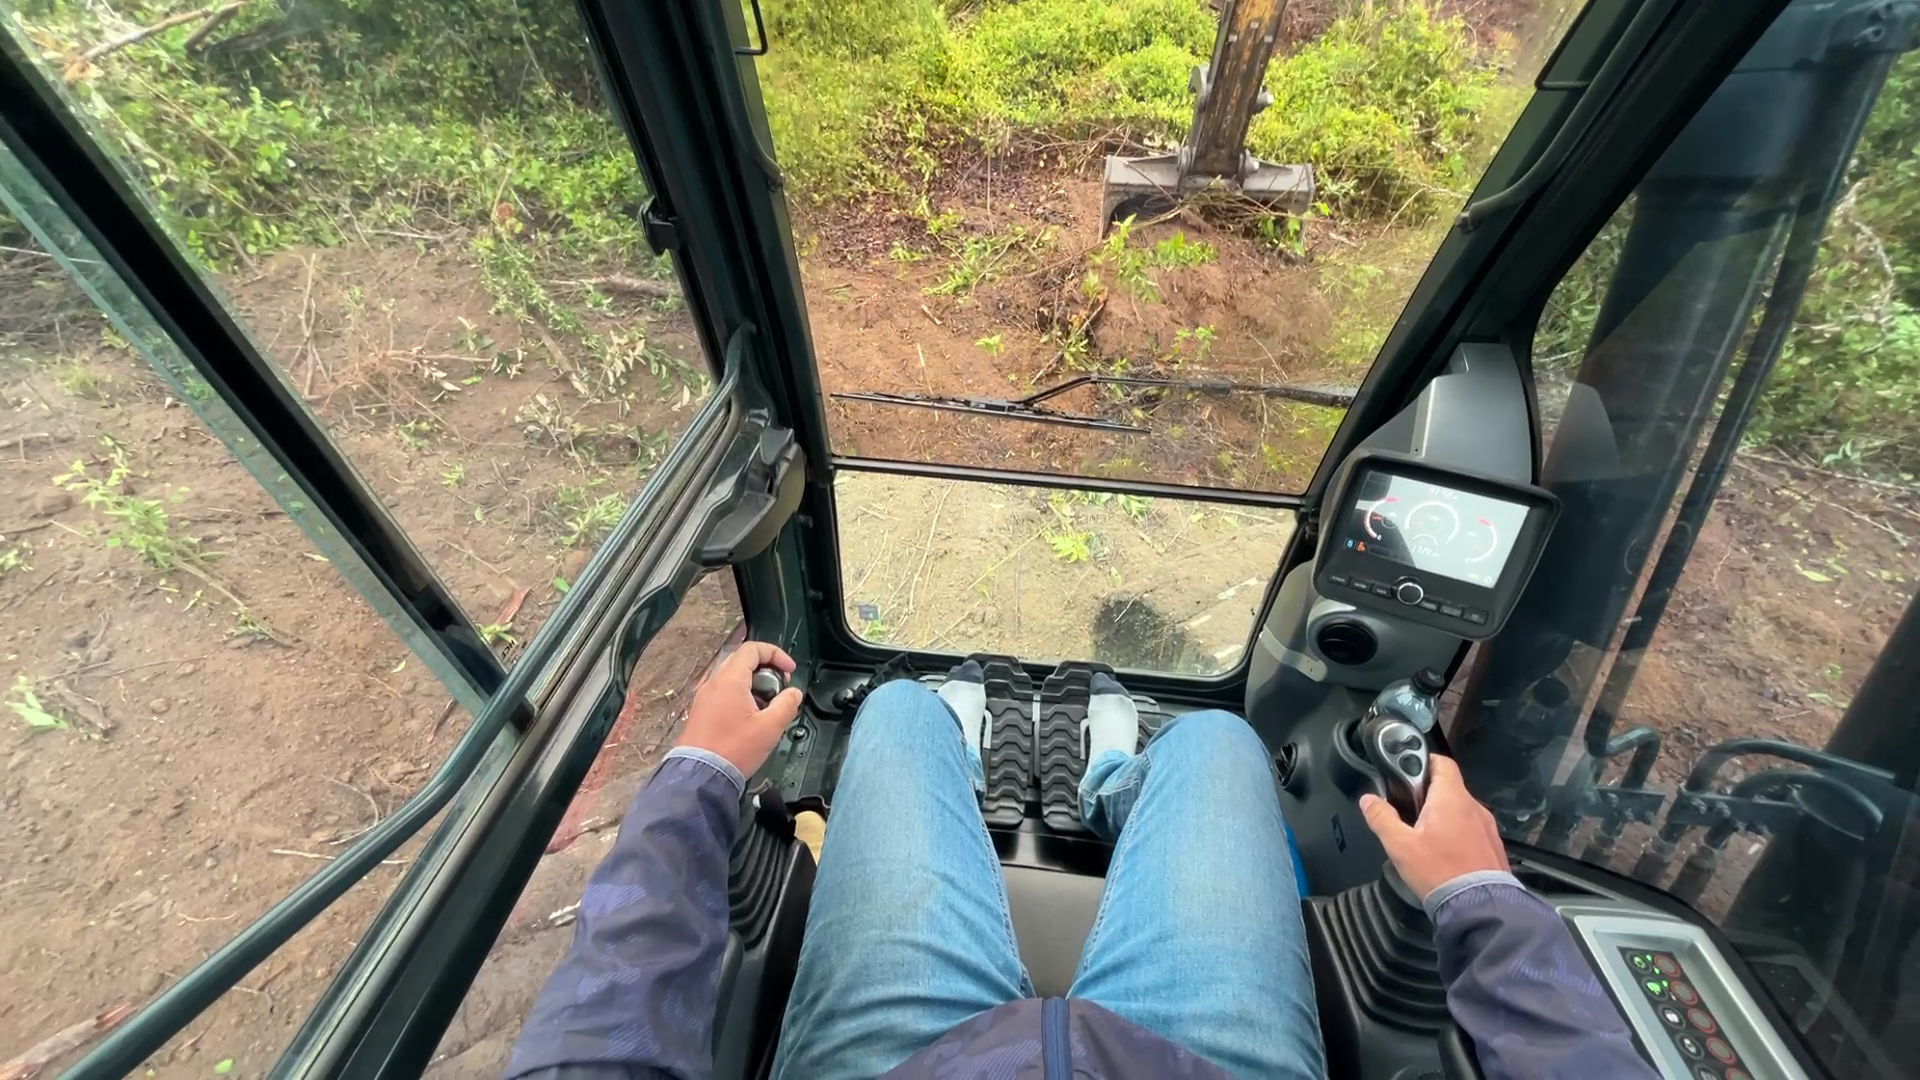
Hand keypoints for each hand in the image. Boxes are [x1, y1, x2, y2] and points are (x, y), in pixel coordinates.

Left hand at [676, 641, 803, 776]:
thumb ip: (786, 705)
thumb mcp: (770, 728)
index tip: (789, 670)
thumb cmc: (733, 750)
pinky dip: (741, 696)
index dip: (776, 654)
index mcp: (730, 681)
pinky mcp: (701, 712)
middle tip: (780, 686)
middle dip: (766, 669)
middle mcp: (713, 684)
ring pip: (733, 678)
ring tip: (767, 706)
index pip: (752, 649)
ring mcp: (704, 698)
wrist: (699, 777)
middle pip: (742, 661)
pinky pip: (723, 693)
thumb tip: (794, 694)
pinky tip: (750, 718)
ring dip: (754, 684)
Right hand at [1358, 754, 1508, 899]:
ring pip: (1459, 809)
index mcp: (1452, 799)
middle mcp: (1474, 808)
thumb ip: (1381, 818)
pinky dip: (1456, 832)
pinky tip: (1442, 852)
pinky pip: (1471, 829)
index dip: (1422, 761)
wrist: (1484, 911)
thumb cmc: (1439, 871)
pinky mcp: (1494, 848)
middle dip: (1426, 792)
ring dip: (1441, 814)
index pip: (1442, 763)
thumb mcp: (1400, 845)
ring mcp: (1488, 829)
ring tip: (1422, 834)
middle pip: (1448, 787)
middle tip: (1405, 808)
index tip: (1404, 772)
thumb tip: (1368, 800)